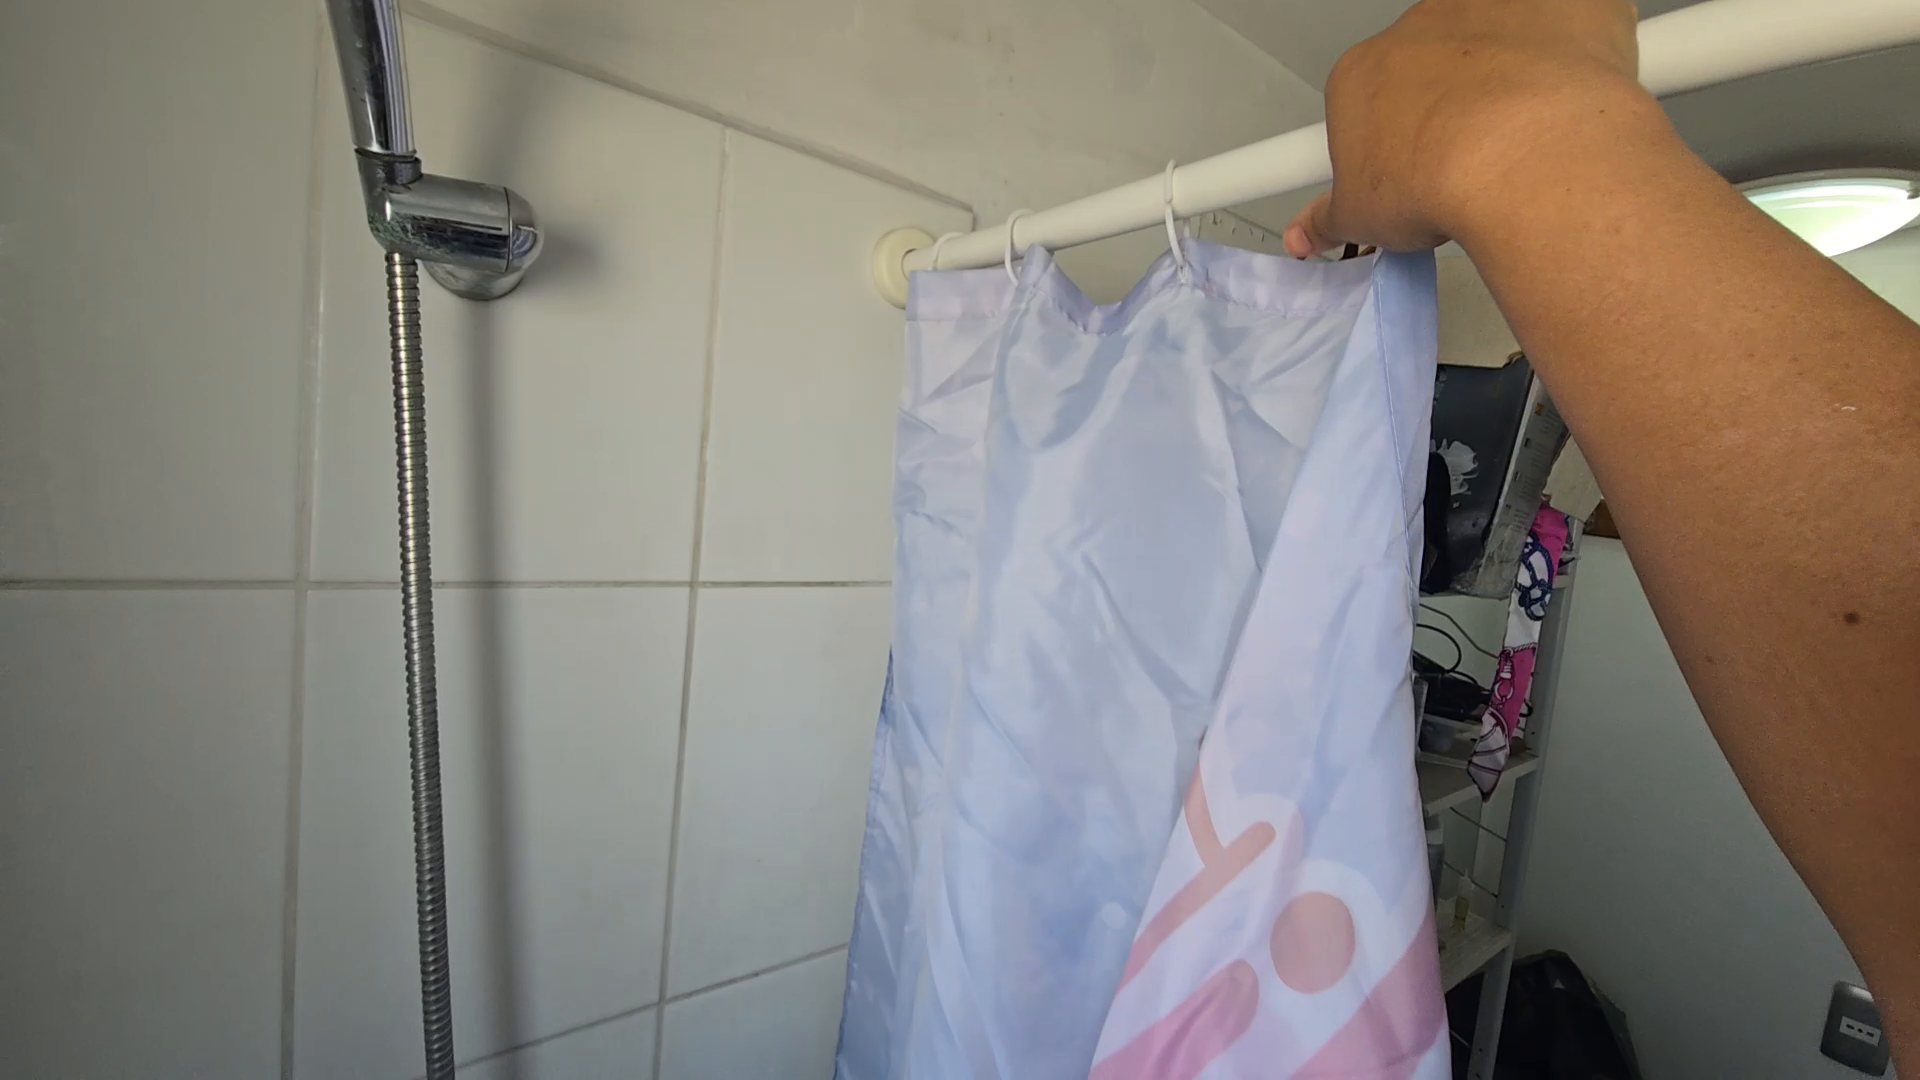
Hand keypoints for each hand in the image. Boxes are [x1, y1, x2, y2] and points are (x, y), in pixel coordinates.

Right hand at [1285, 0, 1647, 257]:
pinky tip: (1554, 110)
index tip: (1389, 175)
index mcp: (1358, 73)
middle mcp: (1418, 25)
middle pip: (1421, 68)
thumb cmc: (1424, 182)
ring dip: (1492, 84)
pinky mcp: (1565, 0)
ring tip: (1505, 143)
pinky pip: (1556, 29)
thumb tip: (1302, 237)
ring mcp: (1491, 5)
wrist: (1524, 155)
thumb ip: (1325, 222)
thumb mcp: (1356, 221)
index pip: (1355, 107)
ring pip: (1488, 45)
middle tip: (1446, 166)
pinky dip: (1558, 64)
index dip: (1371, 146)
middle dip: (1431, 110)